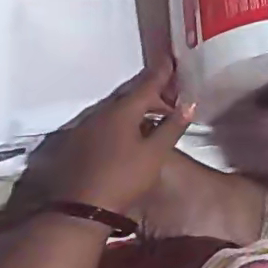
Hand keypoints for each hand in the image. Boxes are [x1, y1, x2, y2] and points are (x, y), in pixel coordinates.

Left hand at [44, 63, 194, 215]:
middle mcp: (101, 113)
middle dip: (151, 94)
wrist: (81, 208)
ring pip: (116, 110)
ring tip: (153, 116)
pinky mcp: (78, 143)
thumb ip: (172, 127)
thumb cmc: (124, 177)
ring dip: (135, 109)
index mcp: (122, 111)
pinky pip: (105, 123)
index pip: (146, 84)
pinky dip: (121, 122)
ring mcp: (86, 128)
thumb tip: (189, 104)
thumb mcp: (155, 154)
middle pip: (130, 96)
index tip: (171, 60)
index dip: (161, 73)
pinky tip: (129, 134)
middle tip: (169, 97)